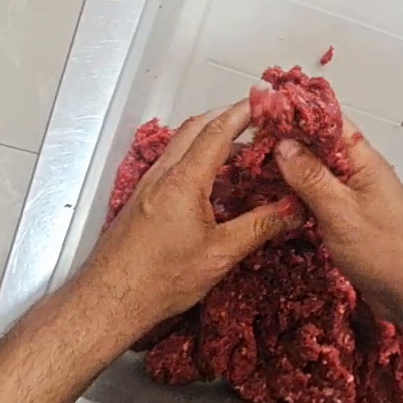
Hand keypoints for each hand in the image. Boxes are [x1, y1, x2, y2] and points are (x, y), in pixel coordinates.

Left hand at [73, 102, 300, 337]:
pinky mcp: (144, 199)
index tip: (266, 102)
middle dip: (229, 117)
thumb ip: (260, 226)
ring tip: (244, 152)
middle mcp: (163, 174)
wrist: (108, 300)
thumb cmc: (159, 280)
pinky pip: (174, 165)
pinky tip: (215, 185)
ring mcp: (150, 184)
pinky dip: (198, 161)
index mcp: (184, 180)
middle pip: (197, 127)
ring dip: (213, 140)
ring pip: (184, 145)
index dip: (245, 112)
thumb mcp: (220, 254)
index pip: (218, 130)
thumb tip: (294, 210)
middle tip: (258, 121)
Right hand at [273, 122, 402, 322]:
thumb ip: (311, 177)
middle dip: (289, 142)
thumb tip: (283, 144)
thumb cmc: (384, 251)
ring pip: (319, 173)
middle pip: (321, 146)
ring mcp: (356, 196)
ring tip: (254, 168)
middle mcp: (360, 172)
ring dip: (292, 171)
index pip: (330, 121)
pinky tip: (277, 200)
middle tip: (251, 143)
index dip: (298, 113)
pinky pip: (321, 197)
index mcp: (363, 160)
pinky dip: (300, 195)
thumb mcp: (340, 211)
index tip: (265, 111)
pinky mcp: (350, 218)